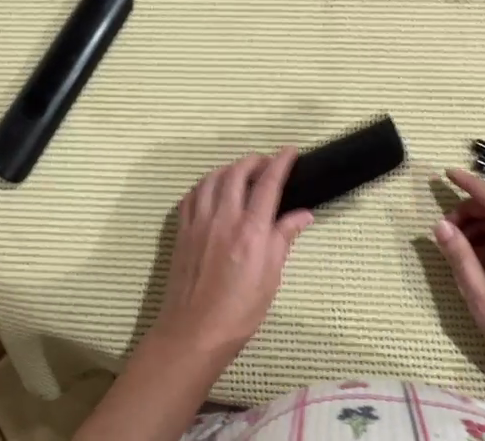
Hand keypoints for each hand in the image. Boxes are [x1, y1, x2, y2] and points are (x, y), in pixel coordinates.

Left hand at [152, 149, 312, 357]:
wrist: (193, 333)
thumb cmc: (239, 312)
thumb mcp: (271, 278)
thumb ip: (284, 239)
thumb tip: (303, 214)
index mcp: (250, 231)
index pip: (268, 184)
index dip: (281, 162)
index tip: (290, 151)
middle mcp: (223, 218)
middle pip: (237, 172)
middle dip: (254, 161)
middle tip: (267, 164)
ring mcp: (198, 222)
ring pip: (212, 178)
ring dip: (229, 168)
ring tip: (241, 173)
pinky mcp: (182, 231)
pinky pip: (192, 195)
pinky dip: (204, 184)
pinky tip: (212, 191)